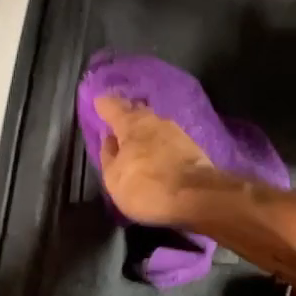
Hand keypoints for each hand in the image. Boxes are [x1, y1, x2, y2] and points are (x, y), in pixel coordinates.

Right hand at [95, 96, 215, 225]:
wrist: (196, 196)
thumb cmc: (147, 186)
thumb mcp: (115, 178)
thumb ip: (109, 156)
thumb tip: (109, 139)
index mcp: (132, 125)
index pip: (114, 107)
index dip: (105, 104)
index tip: (99, 100)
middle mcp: (154, 121)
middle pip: (137, 111)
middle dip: (127, 112)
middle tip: (118, 115)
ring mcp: (176, 131)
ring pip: (154, 123)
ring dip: (144, 127)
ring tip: (137, 133)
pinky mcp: (190, 145)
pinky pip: (167, 137)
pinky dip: (158, 139)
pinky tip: (156, 147)